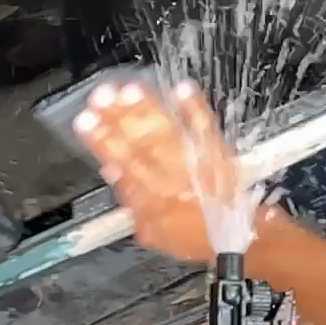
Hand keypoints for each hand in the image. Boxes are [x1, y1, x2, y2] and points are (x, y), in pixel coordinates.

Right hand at [74, 79, 244, 261]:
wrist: (240, 236)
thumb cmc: (193, 235)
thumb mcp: (153, 231)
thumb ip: (131, 199)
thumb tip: (111, 169)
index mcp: (153, 197)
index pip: (122, 163)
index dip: (102, 141)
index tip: (86, 120)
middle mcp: (173, 177)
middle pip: (142, 143)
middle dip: (120, 118)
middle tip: (102, 96)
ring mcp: (196, 161)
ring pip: (168, 132)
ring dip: (149, 109)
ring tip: (130, 89)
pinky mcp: (218, 151)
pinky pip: (205, 126)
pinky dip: (194, 107)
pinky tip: (181, 88)